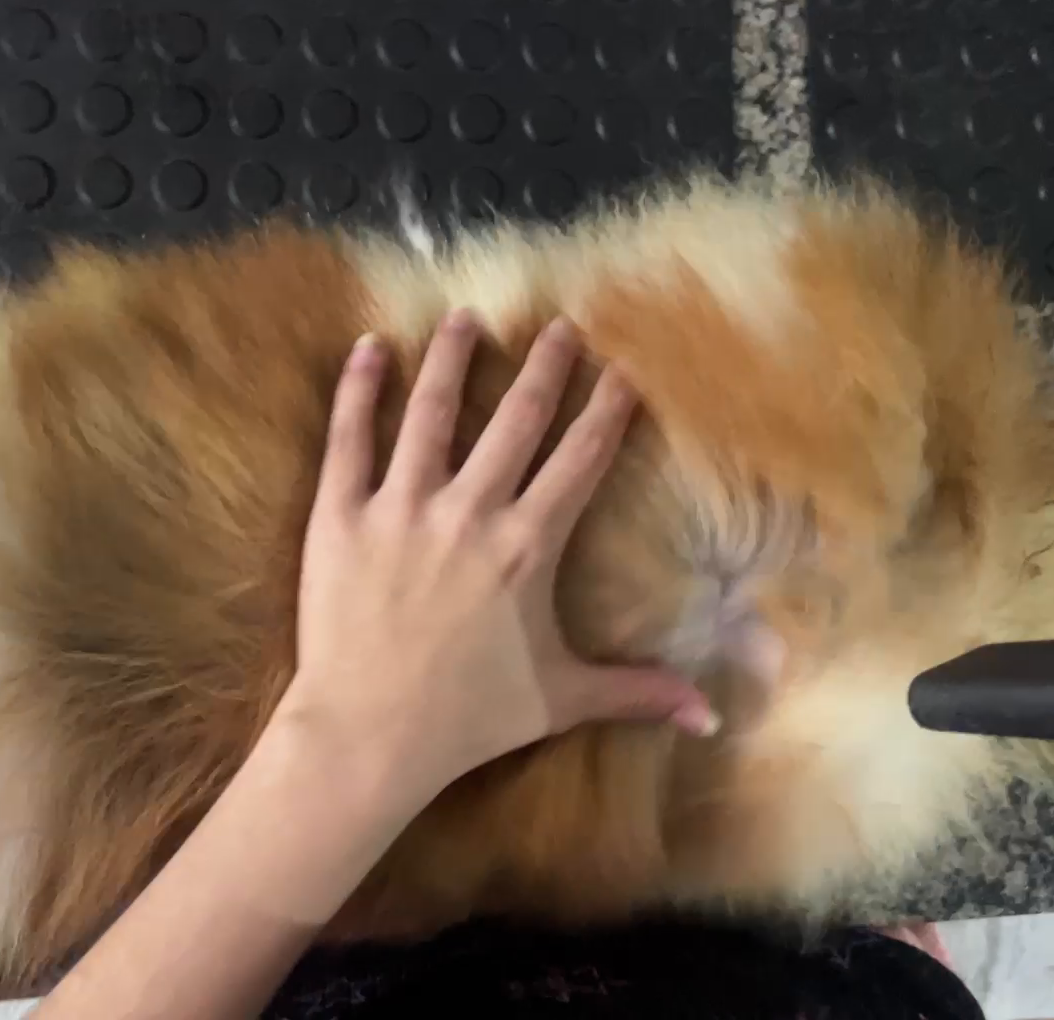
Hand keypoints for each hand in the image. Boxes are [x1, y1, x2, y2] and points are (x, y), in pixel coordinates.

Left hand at [278, 311, 716, 811]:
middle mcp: (470, 509)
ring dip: (452, 359)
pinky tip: (369, 347)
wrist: (368, 735)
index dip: (606, 411)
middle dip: (545, 367)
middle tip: (559, 327)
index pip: (579, 459)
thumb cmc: (468, 718)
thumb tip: (712, 714)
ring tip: (466, 318)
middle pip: (517, 419)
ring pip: (431, 412)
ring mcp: (401, 505)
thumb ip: (637, 692)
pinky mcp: (340, 513)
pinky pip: (349, 438)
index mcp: (527, 545)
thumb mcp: (560, 700)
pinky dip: (357, 388)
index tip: (622, 371)